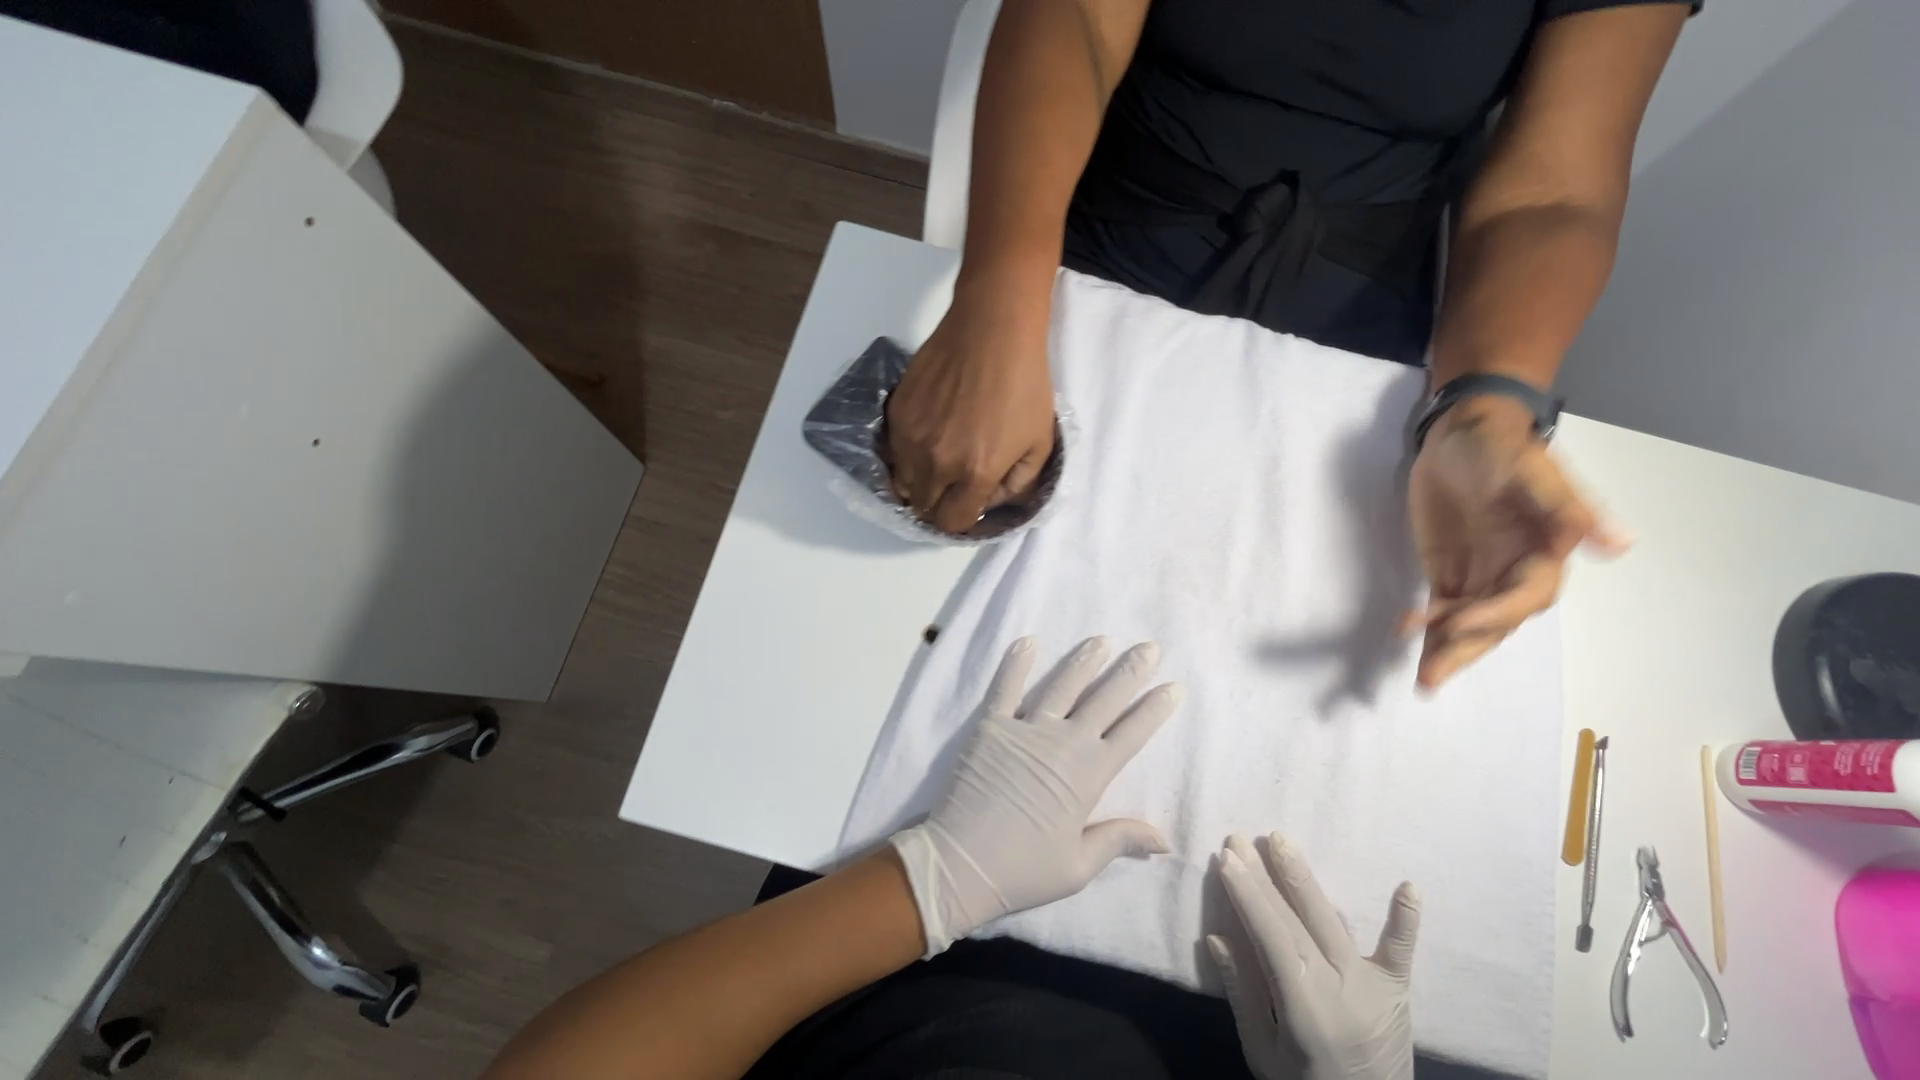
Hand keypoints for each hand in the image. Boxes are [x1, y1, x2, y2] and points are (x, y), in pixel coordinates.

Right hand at [885, 294, 1056, 534]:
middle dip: (939, 504)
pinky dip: (907, 455)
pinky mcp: (896, 414)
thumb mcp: (1041, 441)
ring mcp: (911, 438)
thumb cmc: (1025, 383)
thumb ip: (1019, 483)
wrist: (992, 329)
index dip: (962, 517)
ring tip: (937, 464)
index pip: (952, 522)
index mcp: (975, 473)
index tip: (970, 502)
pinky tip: (927, 437)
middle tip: (953, 485)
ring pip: (903, 483)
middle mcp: (936, 463)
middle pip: (923, 508)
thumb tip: (992, 502)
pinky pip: (893, 452)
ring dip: (920, 482)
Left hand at [891, 636, 1181, 954]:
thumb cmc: (1022, 870)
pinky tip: (1029, 641)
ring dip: (1084, 661)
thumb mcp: (1079, 866)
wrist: (960, 864)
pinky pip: (1005, 688)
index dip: (1153, 710)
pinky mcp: (990, 727)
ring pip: (1062, 686)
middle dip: (1130, 672)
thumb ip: (1119, 840)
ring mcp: (1025, 730)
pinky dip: (1017, 664)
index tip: (1173, 687)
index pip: (1131, 734)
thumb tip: (1164, 838)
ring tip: (1101, 639)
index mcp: (1089, 776)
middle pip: (1104, 700)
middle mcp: (1063, 744)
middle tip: (1150, 647)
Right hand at [1209, 834, 1420, 1079]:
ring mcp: (1373, 987)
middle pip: (1297, 922)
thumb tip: (1216, 936)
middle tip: (1241, 839)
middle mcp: (1341, 990)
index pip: (1271, 939)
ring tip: (1282, 840)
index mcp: (1305, 1009)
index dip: (1248, 897)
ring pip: (1334, 923)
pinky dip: (1405, 919)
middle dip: (1265, 878)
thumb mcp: (1263, 1051)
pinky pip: (1400, 950)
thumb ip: (1243, 993)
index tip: (1227, 859)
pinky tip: (1409, 885)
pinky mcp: (1397, 990)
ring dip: (1305, 879)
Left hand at [1403, 396, 1627, 687]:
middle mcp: (1514, 572)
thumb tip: (1618, 543)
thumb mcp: (1532, 469)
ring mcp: (1480, 575)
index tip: (1458, 622)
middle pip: (1495, 621)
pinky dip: (1429, 628)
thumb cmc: (1500, 446)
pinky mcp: (1450, 571)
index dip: (1495, 612)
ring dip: (1446, 650)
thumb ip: (1565, 506)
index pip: (1525, 595)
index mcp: (1543, 552)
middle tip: (1431, 678)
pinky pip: (1442, 608)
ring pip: (1468, 624)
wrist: (1461, 434)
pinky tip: (1410, 641)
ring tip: (1423, 680)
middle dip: (1465, 649)